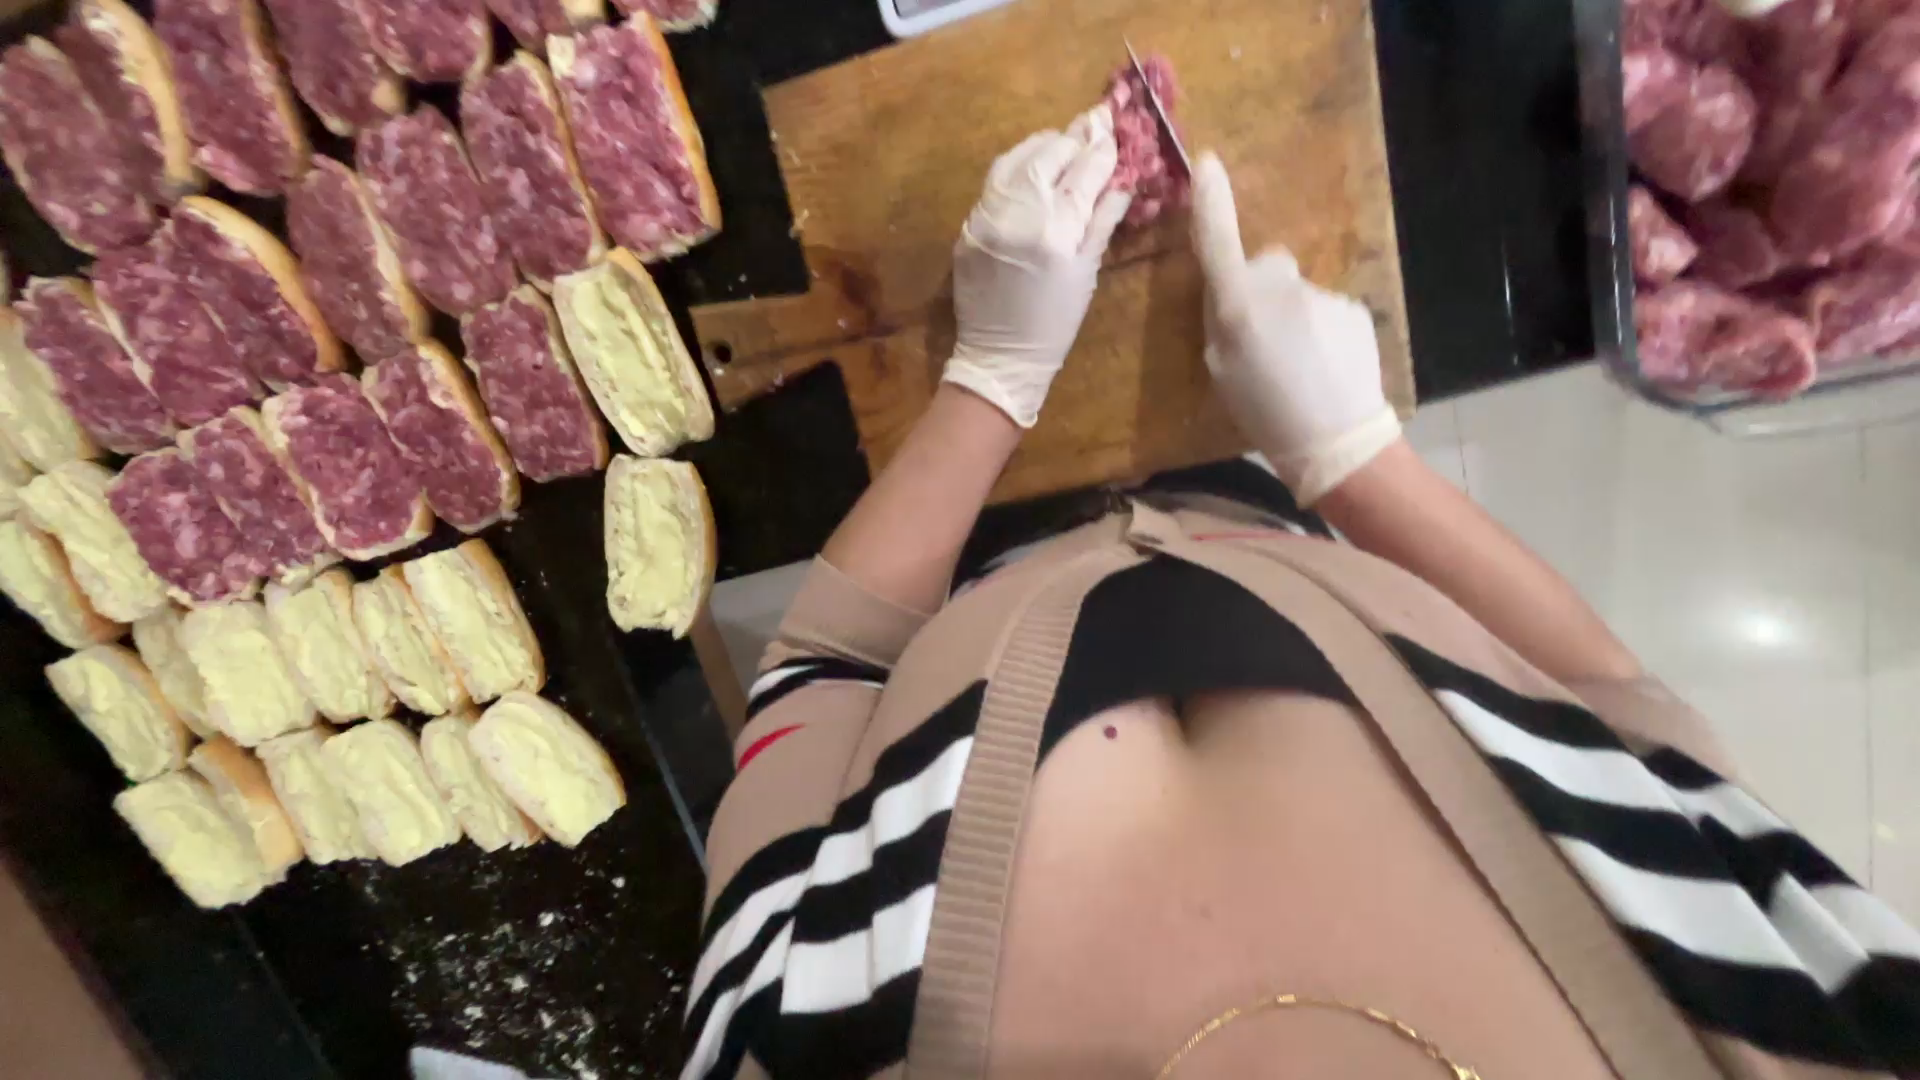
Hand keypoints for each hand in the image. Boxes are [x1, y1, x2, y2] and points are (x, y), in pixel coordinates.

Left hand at [942, 107, 1132, 427]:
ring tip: (1061, 143)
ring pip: (1017, 159)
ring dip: (1043, 146)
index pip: (1084, 173)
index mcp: (1056, 233)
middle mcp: (1019, 216)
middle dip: (1075, 138)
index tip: (1114, 131)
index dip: (1102, 149)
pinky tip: (1030, 169)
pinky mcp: (968, 227)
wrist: (998, 356)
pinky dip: (1015, 168)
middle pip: (1050, 155)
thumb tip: (1122, 180)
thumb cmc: (1053, 325)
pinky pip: (994, 183)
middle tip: (1092, 126)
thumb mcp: (1085, 276)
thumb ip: (1102, 223)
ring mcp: (987, 219)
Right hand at [1191, 153, 1400, 504]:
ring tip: (1296, 364)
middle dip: (1258, 290)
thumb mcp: (1219, 370)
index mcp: (1237, 306)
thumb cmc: (1261, 412)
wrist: (1334, 437)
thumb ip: (1220, 321)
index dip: (1210, 202)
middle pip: (1262, 267)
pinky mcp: (1352, 305)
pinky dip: (1318, 328)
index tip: (1207, 163)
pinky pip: (1323, 307)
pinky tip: (1322, 364)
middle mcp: (1278, 286)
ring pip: (1293, 291)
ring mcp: (1320, 293)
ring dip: (1290, 315)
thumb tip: (1228, 289)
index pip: (1218, 241)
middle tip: (1258, 341)